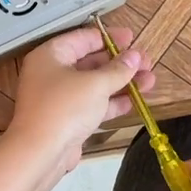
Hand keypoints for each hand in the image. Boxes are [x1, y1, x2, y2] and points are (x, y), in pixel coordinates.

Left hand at [8, 26, 155, 170]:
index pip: (83, 38)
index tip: (132, 38)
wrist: (41, 153)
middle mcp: (52, 73)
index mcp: (51, 56)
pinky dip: (112, 102)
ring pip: (95, 85)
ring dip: (121, 83)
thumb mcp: (96, 84)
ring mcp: (59, 98)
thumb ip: (118, 69)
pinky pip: (93, 105)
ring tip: (149, 80)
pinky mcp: (67, 119)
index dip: (110, 38)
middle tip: (146, 62)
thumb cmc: (63, 109)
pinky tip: (135, 100)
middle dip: (120, 63)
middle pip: (91, 62)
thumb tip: (135, 56)